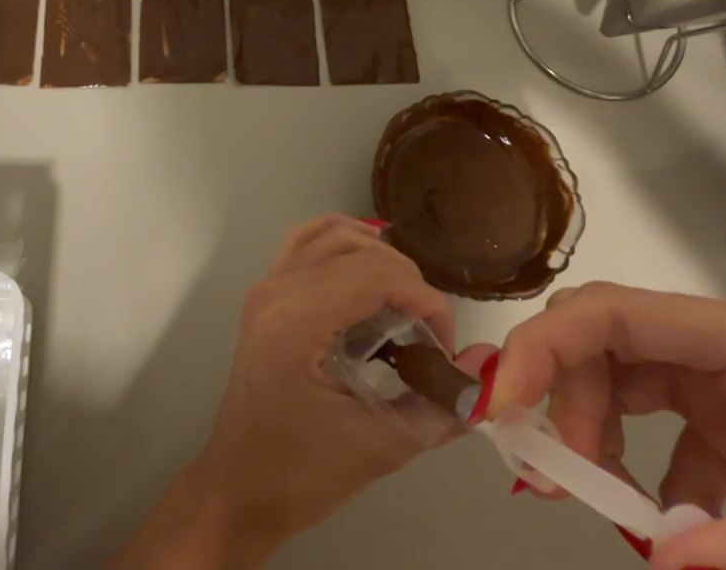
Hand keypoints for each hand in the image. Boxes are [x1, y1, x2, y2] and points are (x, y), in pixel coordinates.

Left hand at [109, 216, 493, 568]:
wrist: (239, 488)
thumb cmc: (300, 473)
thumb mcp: (379, 447)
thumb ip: (438, 408)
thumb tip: (486, 368)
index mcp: (296, 322)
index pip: (377, 276)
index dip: (426, 301)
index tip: (446, 347)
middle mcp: (276, 291)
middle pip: (359, 251)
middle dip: (408, 284)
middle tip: (429, 338)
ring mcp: (266, 288)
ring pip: (332, 237)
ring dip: (379, 260)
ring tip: (404, 308)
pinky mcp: (265, 296)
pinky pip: (306, 243)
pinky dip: (342, 244)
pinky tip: (368, 266)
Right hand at [488, 283, 725, 569]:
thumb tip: (655, 553)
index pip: (623, 315)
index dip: (548, 345)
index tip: (501, 406)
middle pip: (611, 338)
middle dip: (559, 391)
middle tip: (538, 468)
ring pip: (625, 377)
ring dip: (588, 428)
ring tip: (585, 495)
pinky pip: (661, 429)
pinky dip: (636, 470)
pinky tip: (661, 526)